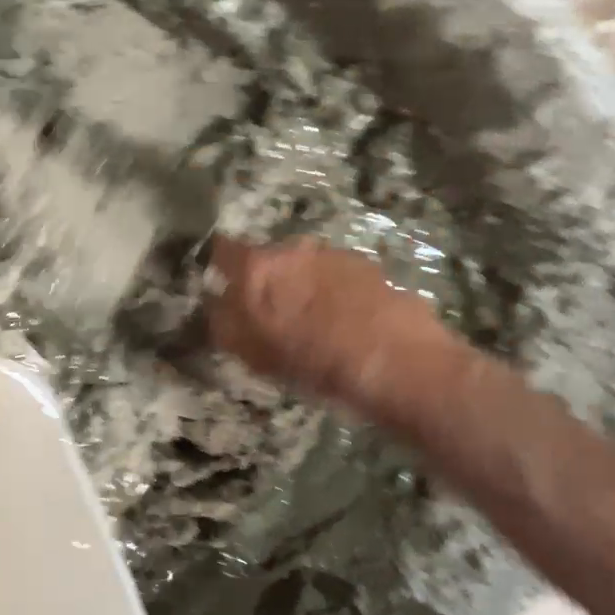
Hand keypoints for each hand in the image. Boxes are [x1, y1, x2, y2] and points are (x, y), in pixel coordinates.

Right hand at [205, 236, 456, 406]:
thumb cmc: (314, 362)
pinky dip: (337, 295)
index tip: (219, 284)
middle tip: (270, 314)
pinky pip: (339, 278)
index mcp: (257, 267)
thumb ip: (224, 324)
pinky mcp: (372, 268)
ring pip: (306, 268)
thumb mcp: (252, 354)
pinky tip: (348, 325)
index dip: (218, 266)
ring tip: (314, 324)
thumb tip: (214, 305)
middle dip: (267, 281)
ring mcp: (336, 255)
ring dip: (304, 287)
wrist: (400, 364)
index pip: (222, 249)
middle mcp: (294, 249)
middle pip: (268, 259)